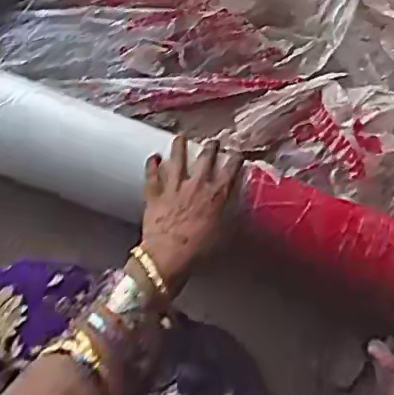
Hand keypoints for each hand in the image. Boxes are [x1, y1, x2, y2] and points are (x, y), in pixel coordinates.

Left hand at [140, 137, 240, 287]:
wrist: (167, 258)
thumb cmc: (199, 251)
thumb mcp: (223, 235)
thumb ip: (230, 219)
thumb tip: (241, 216)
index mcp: (216, 195)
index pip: (230, 170)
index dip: (235, 159)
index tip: (237, 153)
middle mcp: (197, 185)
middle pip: (205, 159)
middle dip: (211, 148)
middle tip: (213, 142)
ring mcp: (174, 188)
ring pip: (177, 160)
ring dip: (179, 147)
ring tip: (180, 136)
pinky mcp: (155, 195)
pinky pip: (152, 176)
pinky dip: (151, 165)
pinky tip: (153, 156)